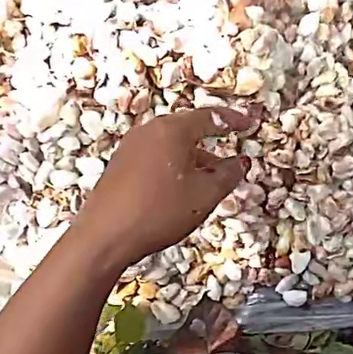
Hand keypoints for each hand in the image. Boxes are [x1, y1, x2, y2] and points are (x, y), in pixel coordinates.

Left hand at [73, 106, 254, 266]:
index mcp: (172, 130)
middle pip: (188, 128)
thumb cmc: (159, 211)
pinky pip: (156, 155)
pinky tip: (183, 186)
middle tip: (232, 147)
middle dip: (212, 139)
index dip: (233, 120)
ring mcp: (131, 146)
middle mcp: (150, 130)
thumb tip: (241, 161)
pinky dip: (175, 164)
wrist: (103, 237)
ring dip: (194, 155)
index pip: (210, 117)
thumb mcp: (205, 195)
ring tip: (212, 175)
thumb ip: (228, 174)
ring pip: (171, 144)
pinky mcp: (120, 164)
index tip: (249, 123)